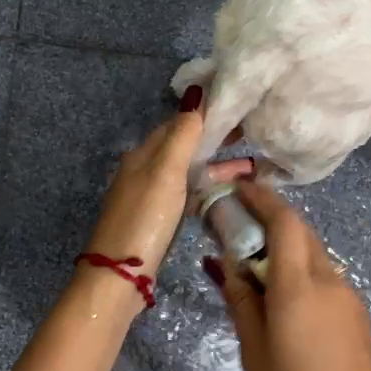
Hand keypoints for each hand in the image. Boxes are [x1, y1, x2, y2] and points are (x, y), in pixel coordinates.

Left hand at [83, 91, 250, 282]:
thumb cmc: (145, 218)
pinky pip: (186, 196)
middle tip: (249, 138)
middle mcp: (144, 171)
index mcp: (143, 154)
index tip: (238, 111)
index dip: (205, 116)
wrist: (119, 276)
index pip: (177, 124)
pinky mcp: (156, 222)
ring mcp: (149, 198)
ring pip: (187, 173)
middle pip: (183, 148)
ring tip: (251, 169)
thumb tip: (197, 94)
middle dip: (214, 142)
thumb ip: (183, 135)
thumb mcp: (166, 171)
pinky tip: (227, 194)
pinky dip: (207, 190)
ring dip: (215, 168)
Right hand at [209, 181, 370, 370]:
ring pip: (311, 251)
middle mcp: (327, 278)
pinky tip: (274, 292)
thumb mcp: (254, 351)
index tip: (235, 188)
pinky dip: (295, 268)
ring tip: (248, 260)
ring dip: (281, 244)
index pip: (283, 221)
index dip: (260, 198)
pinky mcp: (353, 312)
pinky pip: (321, 274)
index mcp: (298, 285)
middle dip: (267, 217)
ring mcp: (346, 294)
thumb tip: (227, 263)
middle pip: (299, 230)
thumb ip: (241, 300)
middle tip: (233, 222)